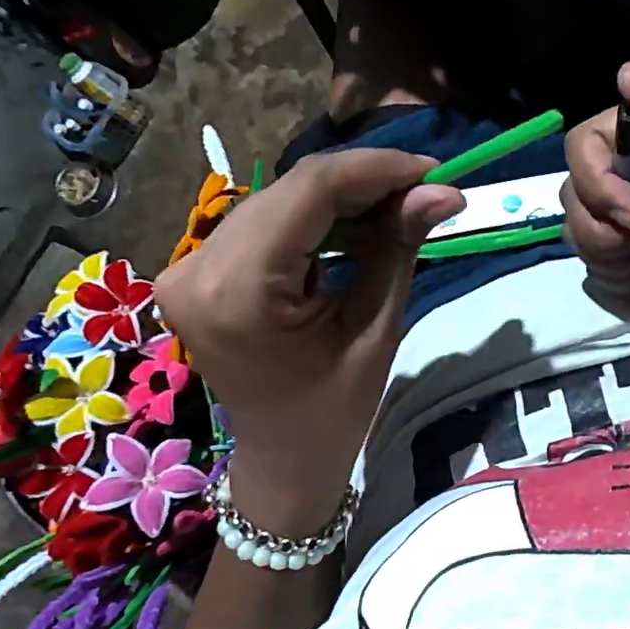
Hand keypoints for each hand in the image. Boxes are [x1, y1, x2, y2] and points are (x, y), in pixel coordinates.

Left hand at [155, 149, 463, 533]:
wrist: (283, 459)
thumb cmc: (334, 412)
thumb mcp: (375, 331)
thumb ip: (397, 250)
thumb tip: (442, 191)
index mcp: (238, 291)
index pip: (309, 190)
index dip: (376, 169)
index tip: (432, 169)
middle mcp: (196, 267)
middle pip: (290, 189)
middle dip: (363, 182)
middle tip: (423, 191)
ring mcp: (187, 267)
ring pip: (277, 200)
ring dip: (341, 198)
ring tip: (398, 210)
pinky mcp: (195, 271)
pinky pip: (263, 223)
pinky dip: (314, 219)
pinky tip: (354, 228)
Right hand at [562, 58, 629, 331]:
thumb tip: (627, 74)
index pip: (586, 140)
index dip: (597, 179)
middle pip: (573, 184)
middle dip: (605, 223)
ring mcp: (622, 205)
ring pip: (574, 221)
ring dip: (611, 249)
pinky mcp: (618, 242)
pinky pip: (584, 252)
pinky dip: (613, 268)